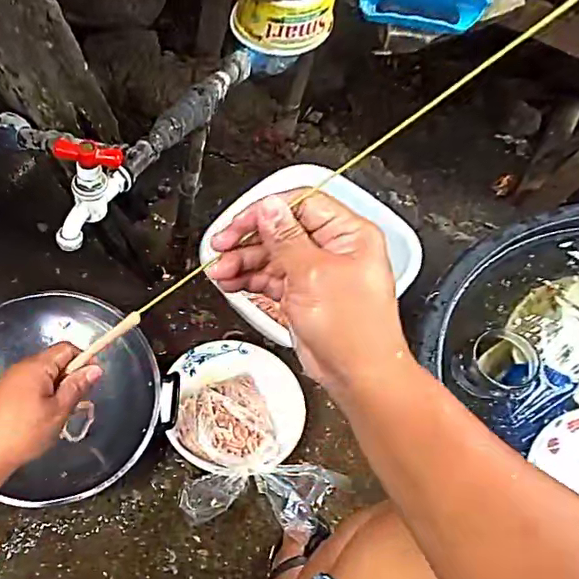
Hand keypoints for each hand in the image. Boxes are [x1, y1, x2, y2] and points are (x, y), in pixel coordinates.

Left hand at [0, 343, 103, 479]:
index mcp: (36, 366)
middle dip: (71, 378)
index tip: (93, 381)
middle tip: (78, 403)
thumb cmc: (24, 432)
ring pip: (43, 377)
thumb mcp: (58, 410)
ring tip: (61, 415)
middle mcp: (22, 367)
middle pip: (55, 362)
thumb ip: (77, 387)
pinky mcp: (4, 395)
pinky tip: (44, 419)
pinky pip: (30, 387)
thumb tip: (94, 368)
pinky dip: (43, 398)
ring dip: (57, 391)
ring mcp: (11, 380)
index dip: (84, 360)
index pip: (67, 349)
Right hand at [205, 190, 409, 390]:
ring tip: (220, 271)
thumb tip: (268, 209)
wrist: (358, 374)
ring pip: (270, 255)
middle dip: (247, 239)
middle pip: (280, 230)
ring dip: (242, 262)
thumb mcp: (313, 275)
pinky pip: (270, 278)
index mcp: (348, 234)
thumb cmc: (354, 330)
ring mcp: (316, 272)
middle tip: (220, 248)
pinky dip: (249, 280)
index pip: (299, 204)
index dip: (264, 211)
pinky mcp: (303, 294)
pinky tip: (231, 283)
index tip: (236, 226)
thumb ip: (286, 239)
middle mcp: (332, 249)